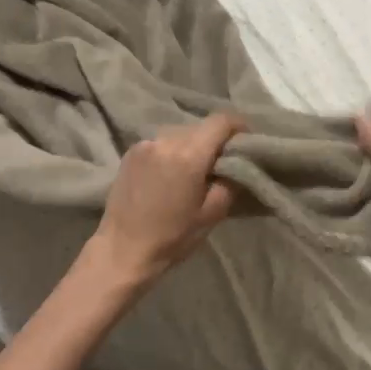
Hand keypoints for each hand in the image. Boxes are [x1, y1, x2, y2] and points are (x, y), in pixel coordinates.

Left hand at [87, 114, 244, 285]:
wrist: (123, 248)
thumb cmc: (172, 237)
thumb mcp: (211, 214)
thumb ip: (229, 182)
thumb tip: (238, 162)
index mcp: (188, 155)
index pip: (220, 121)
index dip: (238, 126)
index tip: (247, 141)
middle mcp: (165, 140)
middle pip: (200, 127)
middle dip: (215, 140)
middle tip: (224, 162)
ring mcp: (145, 144)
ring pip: (179, 133)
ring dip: (192, 145)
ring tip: (196, 170)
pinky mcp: (131, 151)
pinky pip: (161, 142)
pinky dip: (172, 151)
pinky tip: (171, 174)